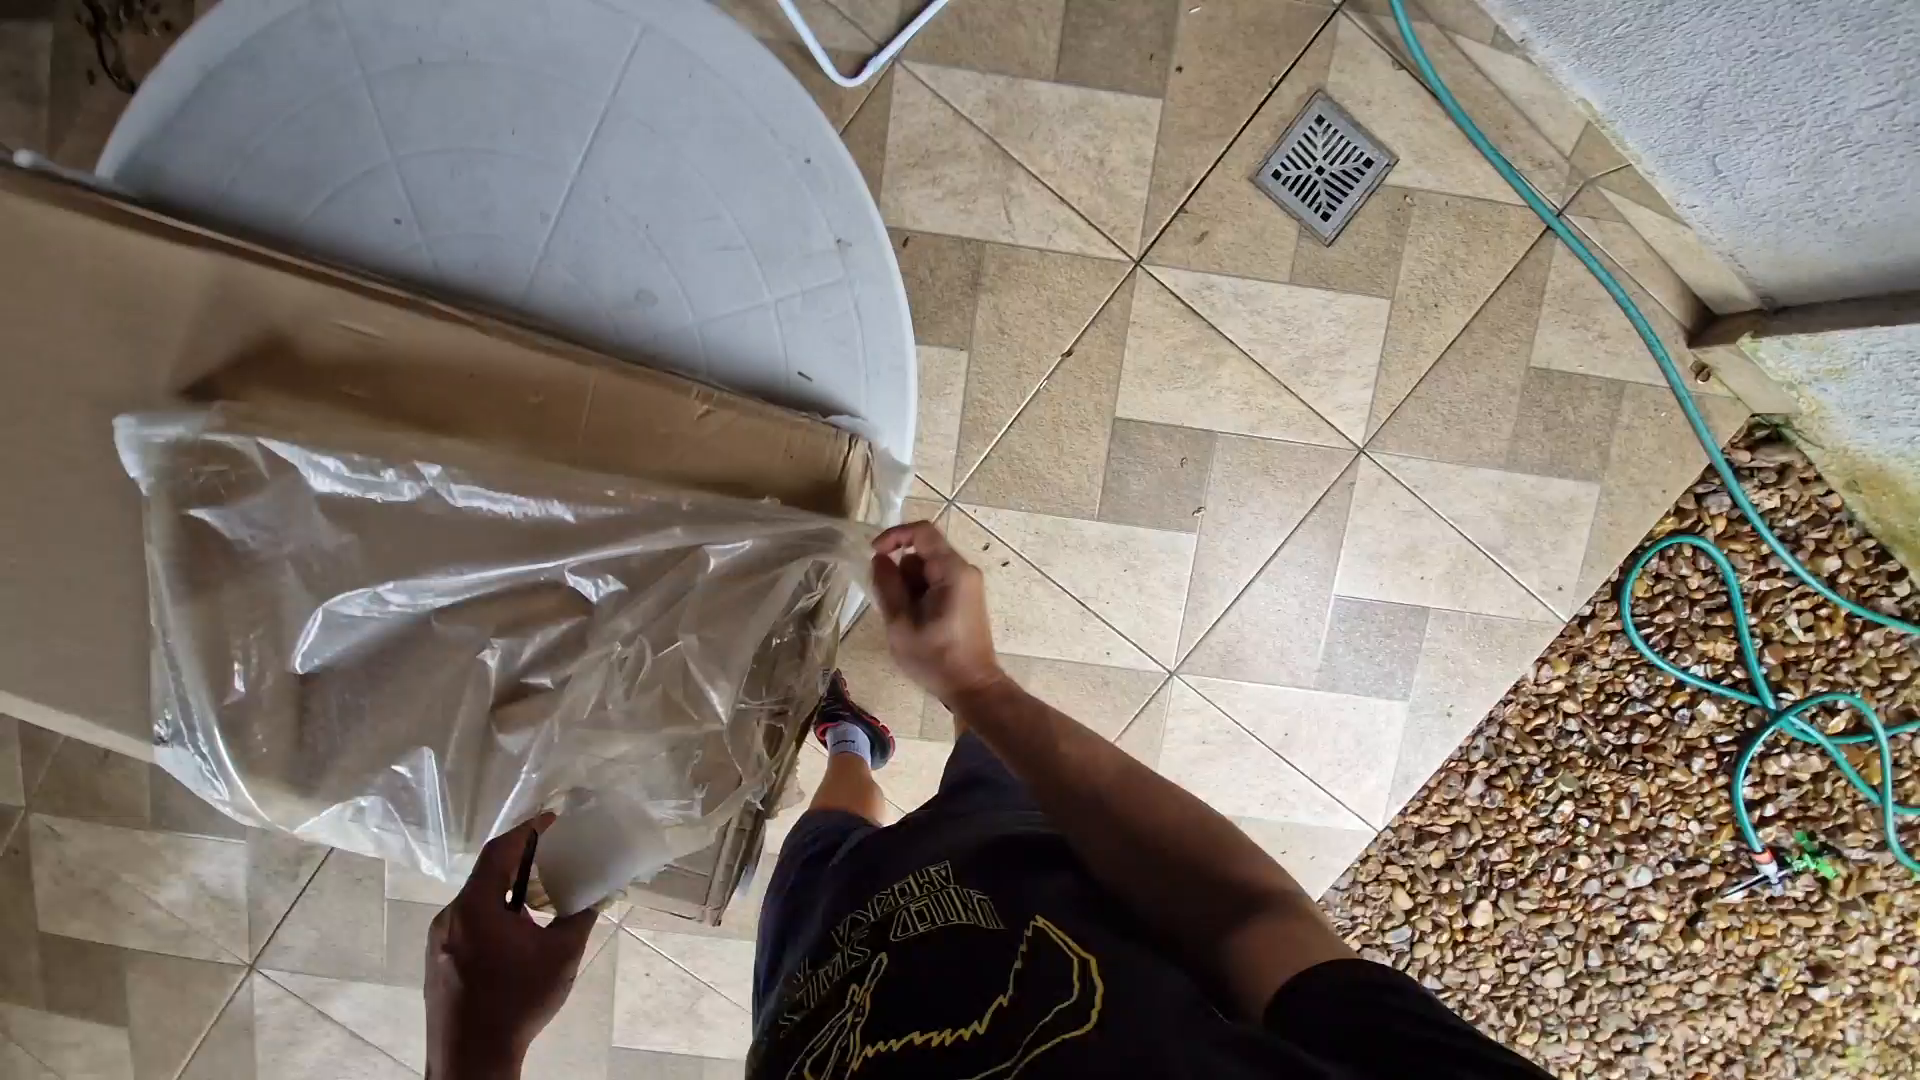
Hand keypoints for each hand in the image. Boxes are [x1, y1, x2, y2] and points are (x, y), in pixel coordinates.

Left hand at [425, 813, 596, 1079]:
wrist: (470, 1063)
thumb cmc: (517, 1002)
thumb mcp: (562, 954)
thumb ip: (580, 916)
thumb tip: (597, 894)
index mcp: (475, 909)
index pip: (498, 852)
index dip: (526, 830)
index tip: (552, 819)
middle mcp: (449, 919)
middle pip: (485, 874)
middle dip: (520, 858)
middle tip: (552, 853)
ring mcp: (438, 943)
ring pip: (476, 900)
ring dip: (507, 888)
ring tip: (539, 890)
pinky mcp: (437, 963)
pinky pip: (468, 921)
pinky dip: (495, 911)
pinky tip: (518, 928)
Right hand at [870, 520, 1005, 702]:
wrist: (973, 687)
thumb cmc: (937, 659)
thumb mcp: (901, 624)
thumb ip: (887, 586)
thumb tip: (879, 559)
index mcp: (953, 571)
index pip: (922, 531)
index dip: (894, 535)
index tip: (873, 554)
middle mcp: (964, 570)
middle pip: (923, 552)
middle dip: (901, 572)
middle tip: (892, 606)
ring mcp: (967, 584)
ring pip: (927, 568)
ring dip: (909, 586)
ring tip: (906, 620)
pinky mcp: (965, 597)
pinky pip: (936, 582)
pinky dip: (920, 594)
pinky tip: (916, 622)